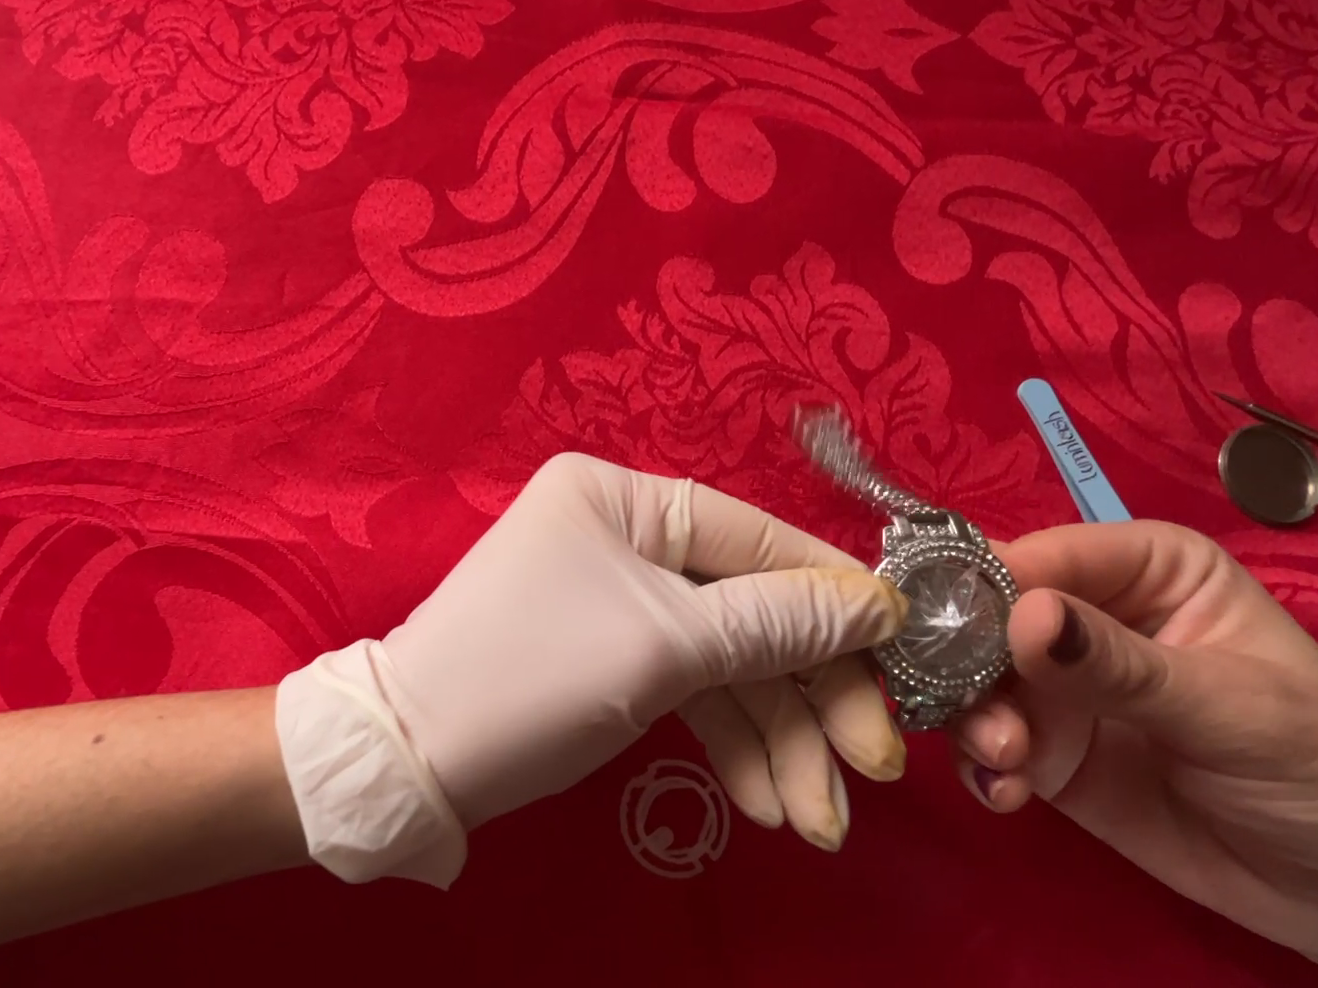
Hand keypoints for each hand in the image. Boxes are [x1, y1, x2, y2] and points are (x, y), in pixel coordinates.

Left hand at [276, 453, 907, 885]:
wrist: (414, 761)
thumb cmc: (534, 676)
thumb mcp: (664, 645)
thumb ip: (776, 622)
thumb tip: (877, 602)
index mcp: (619, 496)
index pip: (752, 535)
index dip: (831, 595)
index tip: (904, 652)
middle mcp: (620, 533)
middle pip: (746, 606)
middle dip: (808, 694)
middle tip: (871, 770)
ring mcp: (618, 597)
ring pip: (725, 660)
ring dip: (776, 737)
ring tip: (817, 820)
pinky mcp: (613, 654)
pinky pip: (690, 687)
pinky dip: (730, 740)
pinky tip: (768, 801)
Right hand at [950, 521, 1317, 987]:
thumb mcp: (1234, 712)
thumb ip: (1120, 665)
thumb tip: (1022, 615)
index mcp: (1141, 571)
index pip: (1040, 556)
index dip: (984, 581)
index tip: (940, 623)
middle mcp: (1081, 614)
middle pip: (982, 614)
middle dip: (961, 659)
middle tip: (973, 705)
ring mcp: (1053, 682)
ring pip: (967, 676)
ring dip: (969, 716)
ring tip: (1006, 759)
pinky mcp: (1039, 743)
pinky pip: (979, 739)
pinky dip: (980, 763)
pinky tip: (1008, 793)